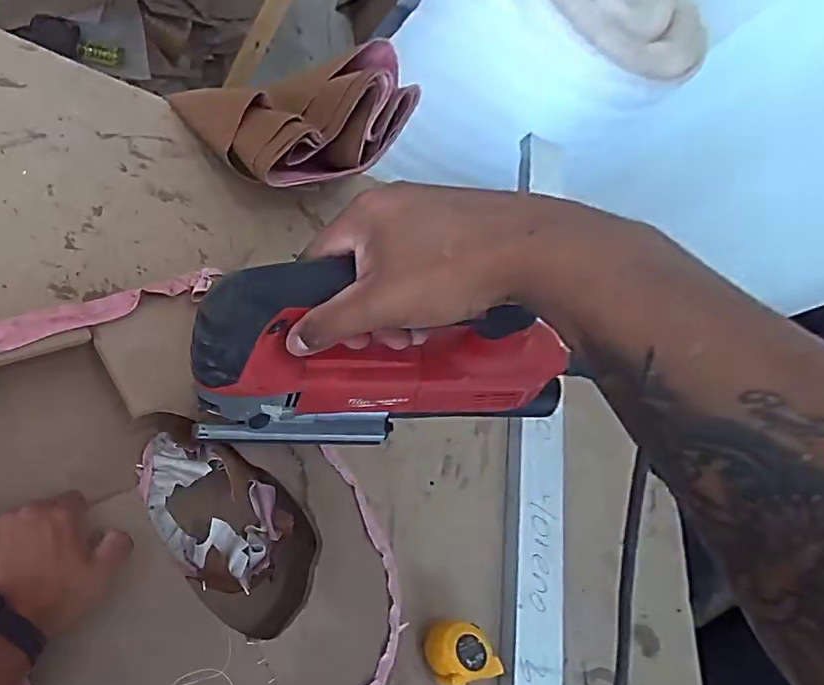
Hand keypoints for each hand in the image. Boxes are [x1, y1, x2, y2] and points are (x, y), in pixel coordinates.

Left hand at [0, 493, 132, 636]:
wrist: (10, 619)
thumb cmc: (58, 598)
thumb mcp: (98, 578)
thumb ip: (115, 548)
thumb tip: (118, 532)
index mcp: (61, 516)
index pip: (75, 500)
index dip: (80, 518)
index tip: (78, 537)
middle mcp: (31, 511)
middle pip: (46, 510)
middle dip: (52, 526)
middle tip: (54, 556)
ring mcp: (3, 522)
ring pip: (22, 520)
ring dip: (28, 534)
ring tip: (29, 563)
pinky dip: (5, 544)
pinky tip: (8, 565)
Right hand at [285, 182, 693, 357]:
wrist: (530, 250)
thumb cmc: (445, 273)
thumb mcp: (377, 306)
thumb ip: (329, 323)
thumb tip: (292, 338)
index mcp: (361, 215)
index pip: (314, 263)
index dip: (315, 305)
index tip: (332, 335)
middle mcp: (388, 206)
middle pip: (352, 272)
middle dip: (361, 315)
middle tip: (379, 339)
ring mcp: (423, 213)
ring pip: (385, 275)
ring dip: (391, 313)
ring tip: (413, 333)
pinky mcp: (451, 227)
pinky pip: (415, 268)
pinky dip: (417, 298)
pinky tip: (435, 317)